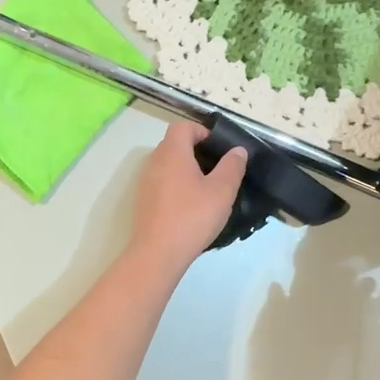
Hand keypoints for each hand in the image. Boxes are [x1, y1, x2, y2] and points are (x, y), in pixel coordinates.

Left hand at [131, 121, 246, 267]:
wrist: (157, 253)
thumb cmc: (192, 216)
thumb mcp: (222, 190)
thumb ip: (232, 166)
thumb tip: (237, 151)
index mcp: (172, 153)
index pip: (182, 127)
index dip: (201, 131)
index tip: (218, 148)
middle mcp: (153, 163)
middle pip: (173, 145)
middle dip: (195, 151)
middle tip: (217, 169)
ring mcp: (144, 183)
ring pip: (166, 166)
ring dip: (185, 170)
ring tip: (206, 188)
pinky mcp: (143, 202)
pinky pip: (161, 184)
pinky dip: (175, 186)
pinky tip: (190, 206)